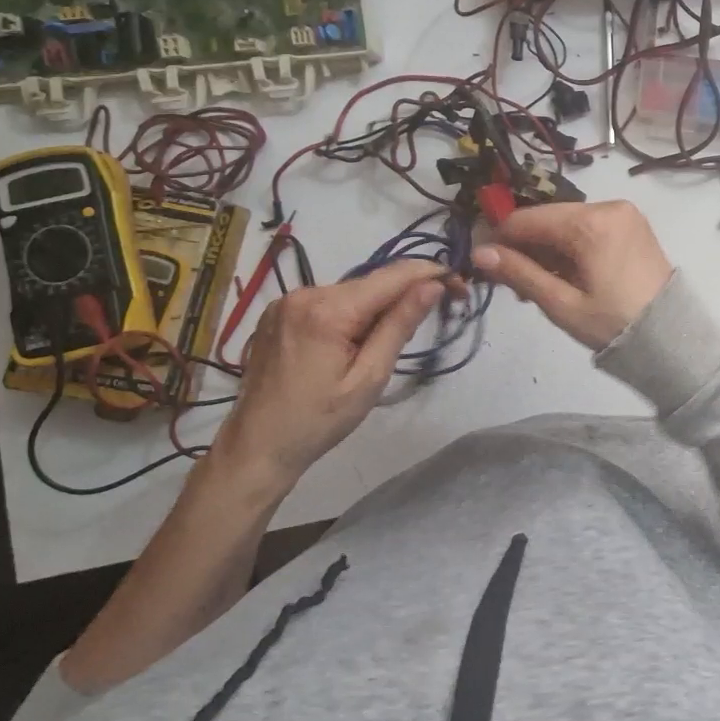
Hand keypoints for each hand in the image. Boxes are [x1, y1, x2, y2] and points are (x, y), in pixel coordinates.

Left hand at [213, 260, 447, 482]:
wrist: (257, 446)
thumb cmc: (319, 420)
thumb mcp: (370, 376)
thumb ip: (400, 326)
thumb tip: (433, 285)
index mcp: (327, 310)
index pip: (393, 275)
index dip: (432, 274)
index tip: (462, 285)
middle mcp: (304, 294)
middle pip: (372, 282)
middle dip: (407, 293)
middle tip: (436, 315)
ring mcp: (286, 302)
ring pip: (352, 292)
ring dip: (379, 306)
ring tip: (390, 341)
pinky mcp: (278, 313)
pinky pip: (329, 302)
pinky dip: (352, 313)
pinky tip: (356, 342)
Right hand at [472, 201, 672, 348]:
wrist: (671, 337)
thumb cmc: (614, 324)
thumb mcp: (562, 304)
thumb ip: (520, 274)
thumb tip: (479, 253)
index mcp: (592, 222)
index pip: (527, 219)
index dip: (500, 240)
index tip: (484, 264)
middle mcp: (609, 207)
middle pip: (548, 219)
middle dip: (526, 247)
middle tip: (514, 285)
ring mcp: (625, 214)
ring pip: (567, 223)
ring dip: (548, 249)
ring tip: (538, 286)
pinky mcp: (633, 226)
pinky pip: (590, 228)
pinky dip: (572, 247)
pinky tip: (564, 275)